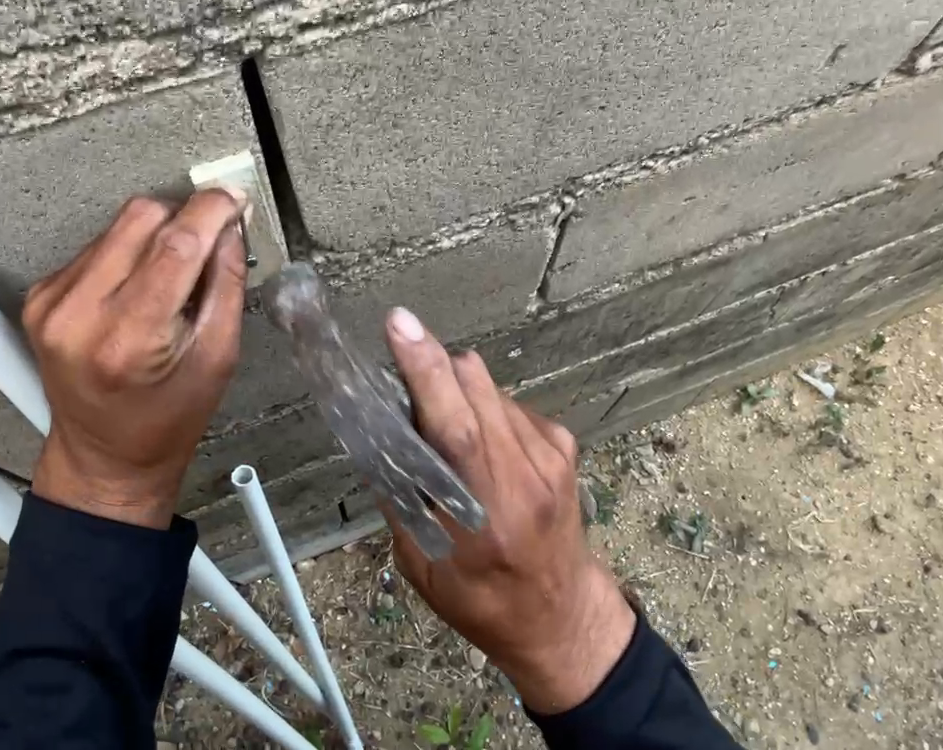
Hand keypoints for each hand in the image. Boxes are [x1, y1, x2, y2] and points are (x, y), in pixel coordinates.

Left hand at [21, 191, 248, 528]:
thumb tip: (231, 224)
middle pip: (143, 217)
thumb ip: (226, 284)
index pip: (176, 244)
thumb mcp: (219, 357)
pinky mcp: (41, 296)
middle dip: (186, 218)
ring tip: (175, 276)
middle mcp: (78, 313)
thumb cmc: (169, 419)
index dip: (212, 210)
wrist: (105, 458)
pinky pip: (98, 245)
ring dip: (158, 235)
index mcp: (128, 338)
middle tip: (213, 241)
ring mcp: (51, 302)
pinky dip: (130, 252)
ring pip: (119, 225)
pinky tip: (143, 286)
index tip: (236, 199)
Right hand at [380, 308, 635, 713]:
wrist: (563, 616)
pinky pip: (510, 402)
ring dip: (459, 394)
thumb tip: (379, 435)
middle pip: (474, 382)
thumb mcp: (422, 566)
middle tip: (412, 397)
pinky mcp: (563, 445)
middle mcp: (525, 473)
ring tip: (454, 442)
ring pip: (490, 385)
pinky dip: (486, 412)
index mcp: (485, 510)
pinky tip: (487, 452)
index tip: (399, 325)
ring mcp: (550, 454)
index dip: (423, 369)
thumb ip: (401, 497)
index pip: (454, 424)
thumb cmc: (482, 600)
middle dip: (433, 370)